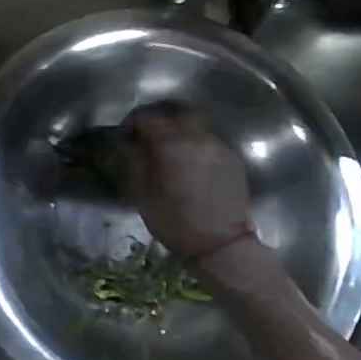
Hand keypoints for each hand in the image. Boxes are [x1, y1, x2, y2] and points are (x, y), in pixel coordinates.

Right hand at [120, 102, 254, 260]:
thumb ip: (136, 162)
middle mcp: (197, 138)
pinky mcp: (232, 159)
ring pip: (196, 126)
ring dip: (181, 132)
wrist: (221, 245)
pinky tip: (192, 164)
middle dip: (161, 121)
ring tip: (172, 151)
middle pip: (176, 114)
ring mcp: (218, 146)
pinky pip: (210, 141)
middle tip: (150, 136)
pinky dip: (197, 145)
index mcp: (172, 145)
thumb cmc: (175, 223)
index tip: (127, 134)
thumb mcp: (143, 196)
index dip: (134, 123)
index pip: (148, 119)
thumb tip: (131, 144)